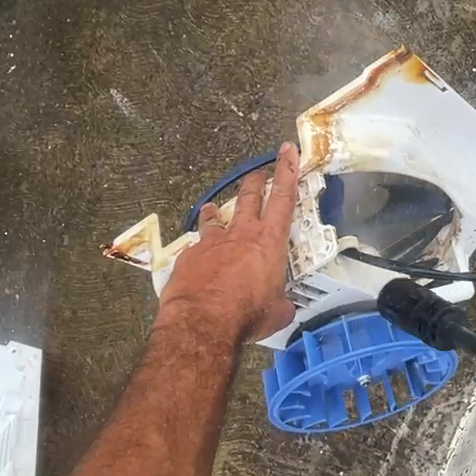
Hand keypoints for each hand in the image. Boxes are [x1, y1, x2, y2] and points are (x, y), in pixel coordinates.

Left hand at [157, 143, 299, 343]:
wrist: (202, 323)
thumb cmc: (247, 314)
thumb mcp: (277, 311)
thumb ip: (281, 303)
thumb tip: (284, 308)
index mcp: (269, 242)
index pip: (283, 198)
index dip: (287, 171)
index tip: (286, 151)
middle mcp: (240, 235)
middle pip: (249, 197)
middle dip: (256, 181)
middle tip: (259, 173)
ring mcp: (211, 244)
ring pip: (216, 217)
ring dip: (218, 212)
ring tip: (215, 209)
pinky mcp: (188, 259)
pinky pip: (195, 248)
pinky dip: (199, 251)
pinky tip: (197, 260)